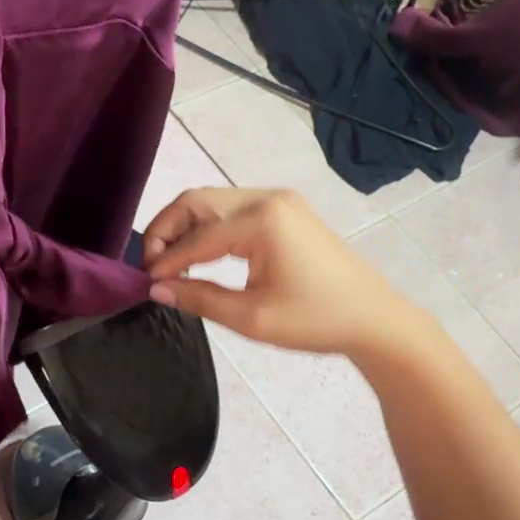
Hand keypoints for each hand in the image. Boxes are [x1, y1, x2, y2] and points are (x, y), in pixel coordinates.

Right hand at [143, 188, 430, 360]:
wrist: (374, 319)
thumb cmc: (314, 320)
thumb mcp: (250, 317)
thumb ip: (198, 298)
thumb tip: (155, 289)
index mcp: (261, 220)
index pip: (195, 237)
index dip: (165, 262)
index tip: (145, 285)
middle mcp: (267, 198)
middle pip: (196, 201)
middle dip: (166, 231)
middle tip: (153, 268)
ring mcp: (278, 201)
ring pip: (211, 202)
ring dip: (184, 228)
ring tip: (172, 266)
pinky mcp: (284, 211)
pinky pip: (231, 210)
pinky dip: (207, 228)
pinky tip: (200, 257)